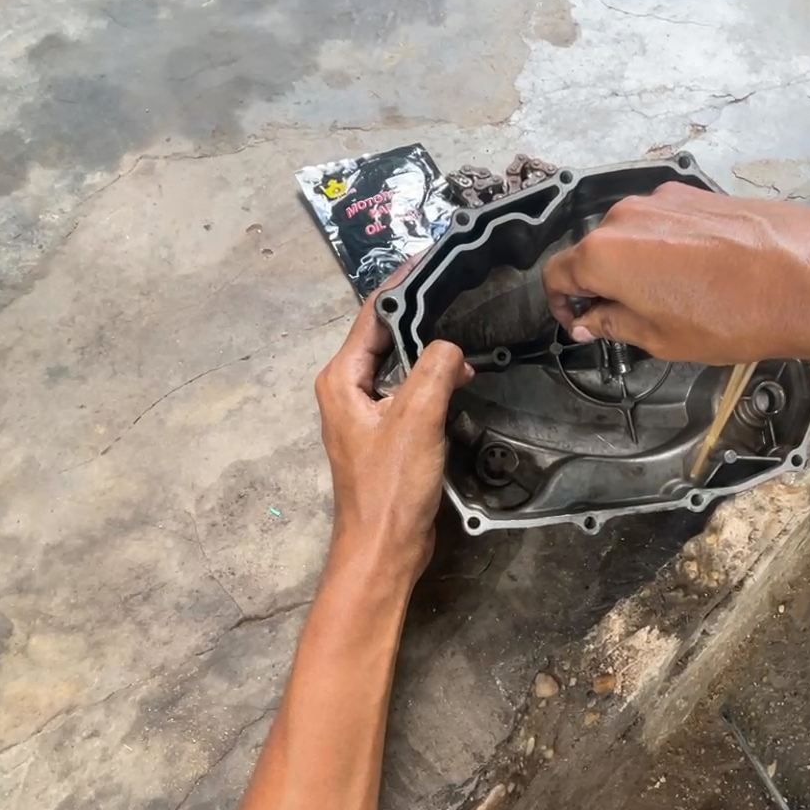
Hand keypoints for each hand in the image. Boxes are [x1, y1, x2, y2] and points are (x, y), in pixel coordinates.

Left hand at [314, 295, 471, 580]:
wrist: (385, 547)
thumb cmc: (392, 485)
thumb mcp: (416, 419)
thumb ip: (434, 371)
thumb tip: (452, 347)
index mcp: (342, 379)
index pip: (372, 317)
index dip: (402, 287)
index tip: (433, 262)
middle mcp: (348, 391)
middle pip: (385, 339)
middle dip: (421, 318)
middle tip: (459, 296)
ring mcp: (366, 415)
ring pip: (400, 368)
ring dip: (430, 354)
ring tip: (467, 337)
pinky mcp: (386, 436)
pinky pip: (410, 394)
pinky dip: (433, 382)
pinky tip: (460, 380)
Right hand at [541, 184, 809, 365]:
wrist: (804, 276)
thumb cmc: (734, 313)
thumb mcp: (659, 337)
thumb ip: (612, 324)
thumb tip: (589, 321)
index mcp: (605, 254)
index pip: (558, 274)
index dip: (562, 305)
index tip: (578, 322)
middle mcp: (626, 216)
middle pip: (593, 252)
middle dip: (600, 287)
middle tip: (623, 321)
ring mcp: (663, 199)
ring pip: (629, 237)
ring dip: (634, 268)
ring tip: (668, 302)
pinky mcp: (695, 194)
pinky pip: (661, 224)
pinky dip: (662, 250)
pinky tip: (693, 278)